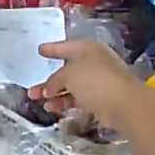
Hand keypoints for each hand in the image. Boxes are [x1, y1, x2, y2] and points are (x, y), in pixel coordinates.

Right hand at [27, 38, 148, 129]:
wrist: (123, 104)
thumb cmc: (95, 81)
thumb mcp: (68, 75)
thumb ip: (54, 81)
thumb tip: (47, 90)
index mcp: (88, 50)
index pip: (66, 46)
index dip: (52, 49)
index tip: (40, 50)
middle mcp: (94, 63)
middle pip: (66, 69)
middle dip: (48, 80)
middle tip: (32, 87)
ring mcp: (97, 81)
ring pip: (70, 86)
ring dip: (53, 93)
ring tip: (36, 100)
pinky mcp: (99, 98)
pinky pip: (77, 98)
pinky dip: (64, 102)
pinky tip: (51, 107)